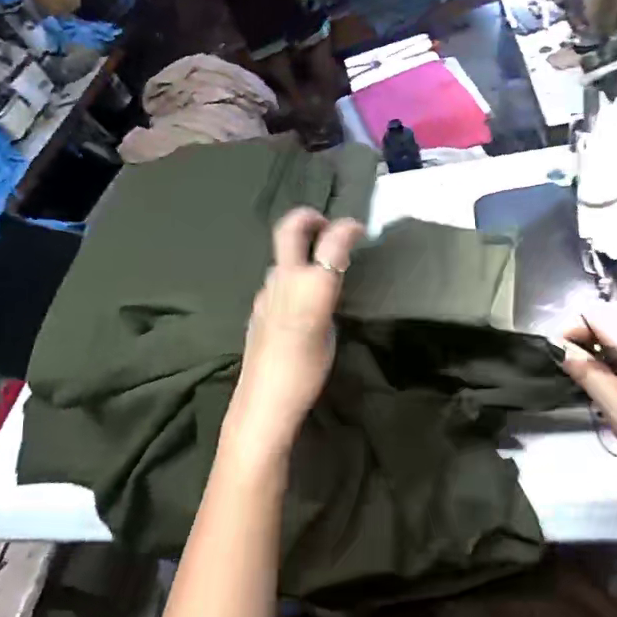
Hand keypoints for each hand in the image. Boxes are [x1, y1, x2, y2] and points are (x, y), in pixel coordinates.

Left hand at [234, 208, 363, 438]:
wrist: (264, 400)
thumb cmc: (305, 372)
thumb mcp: (329, 333)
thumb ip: (326, 300)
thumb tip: (324, 286)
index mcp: (310, 285)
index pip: (332, 239)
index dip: (349, 228)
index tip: (359, 230)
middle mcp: (284, 279)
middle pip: (290, 228)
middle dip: (308, 217)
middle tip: (326, 224)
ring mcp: (265, 291)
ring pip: (281, 255)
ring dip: (299, 249)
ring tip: (319, 265)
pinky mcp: (256, 307)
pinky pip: (276, 279)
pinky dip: (290, 275)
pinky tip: (299, 299)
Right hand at [557, 303, 616, 488]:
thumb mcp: (614, 404)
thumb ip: (586, 371)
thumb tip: (561, 349)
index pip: (605, 317)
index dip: (577, 327)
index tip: (560, 351)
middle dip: (588, 334)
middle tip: (570, 360)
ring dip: (602, 347)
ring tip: (585, 372)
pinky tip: (608, 382)